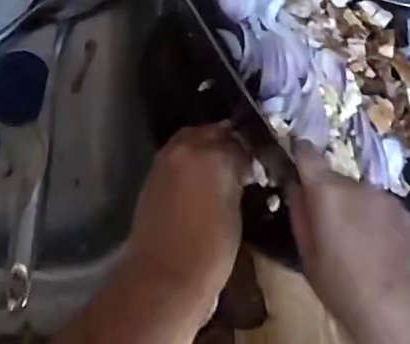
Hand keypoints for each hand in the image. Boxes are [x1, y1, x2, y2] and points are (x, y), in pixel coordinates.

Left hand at [125, 124, 247, 304]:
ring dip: (206, 146)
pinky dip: (189, 157)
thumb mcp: (235, 214)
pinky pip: (177, 152)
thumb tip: (238, 174)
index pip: (240, 143)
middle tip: (239, 162)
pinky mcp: (153, 171)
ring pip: (193, 137)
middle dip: (228, 143)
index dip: (250, 156)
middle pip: (214, 132)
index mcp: (215, 155)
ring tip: (219, 167)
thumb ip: (236, 182)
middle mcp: (189, 146)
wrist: (163, 277)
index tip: (256, 168)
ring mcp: (167, 156)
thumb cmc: (210, 252)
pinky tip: (198, 176)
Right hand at [288, 143, 409, 343]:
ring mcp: (390, 200)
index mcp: (327, 191)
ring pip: (366, 200)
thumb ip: (301, 219)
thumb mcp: (311, 263)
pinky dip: (385, 230)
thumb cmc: (350, 293)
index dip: (300, 154)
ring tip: (364, 251)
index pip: (307, 153)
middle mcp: (358, 186)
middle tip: (332, 232)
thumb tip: (295, 191)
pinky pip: (390, 217)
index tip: (296, 162)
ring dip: (360, 215)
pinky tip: (389, 260)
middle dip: (333, 199)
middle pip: (338, 181)